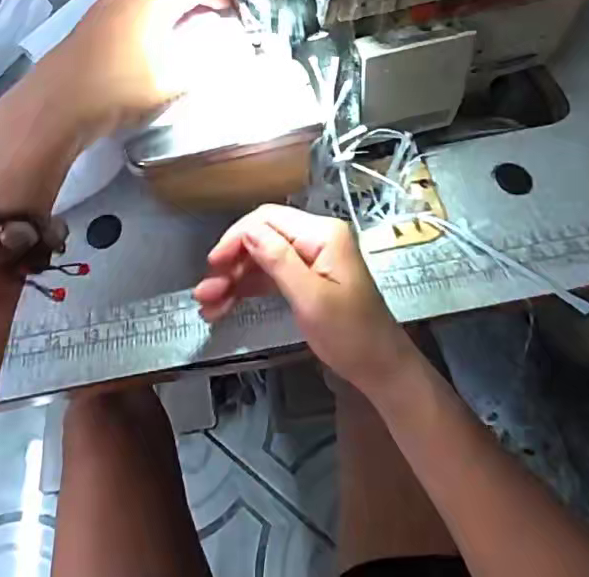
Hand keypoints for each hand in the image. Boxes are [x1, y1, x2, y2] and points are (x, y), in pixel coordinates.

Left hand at [15, 0, 225, 144]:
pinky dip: (152, 9)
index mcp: (151, 1)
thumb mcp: (169, 86)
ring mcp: (106, 3)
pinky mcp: (92, 19)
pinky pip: (132, 1)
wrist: (54, 107)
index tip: (233, 13)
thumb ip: (199, 68)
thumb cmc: (117, 93)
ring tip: (189, 23)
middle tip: (215, 14)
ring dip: (172, 0)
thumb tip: (217, 58)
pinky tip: (155, 34)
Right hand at [193, 205, 416, 393]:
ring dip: (234, 279)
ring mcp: (311, 258)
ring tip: (209, 305)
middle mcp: (316, 238)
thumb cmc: (351, 335)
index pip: (268, 220)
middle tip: (207, 294)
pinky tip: (225, 306)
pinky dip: (248, 288)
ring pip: (261, 257)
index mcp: (322, 234)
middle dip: (232, 263)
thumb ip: (278, 261)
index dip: (236, 238)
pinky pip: (270, 275)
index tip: (213, 265)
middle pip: (262, 237)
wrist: (382, 369)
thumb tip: (247, 230)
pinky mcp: (307, 278)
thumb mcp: (311, 299)